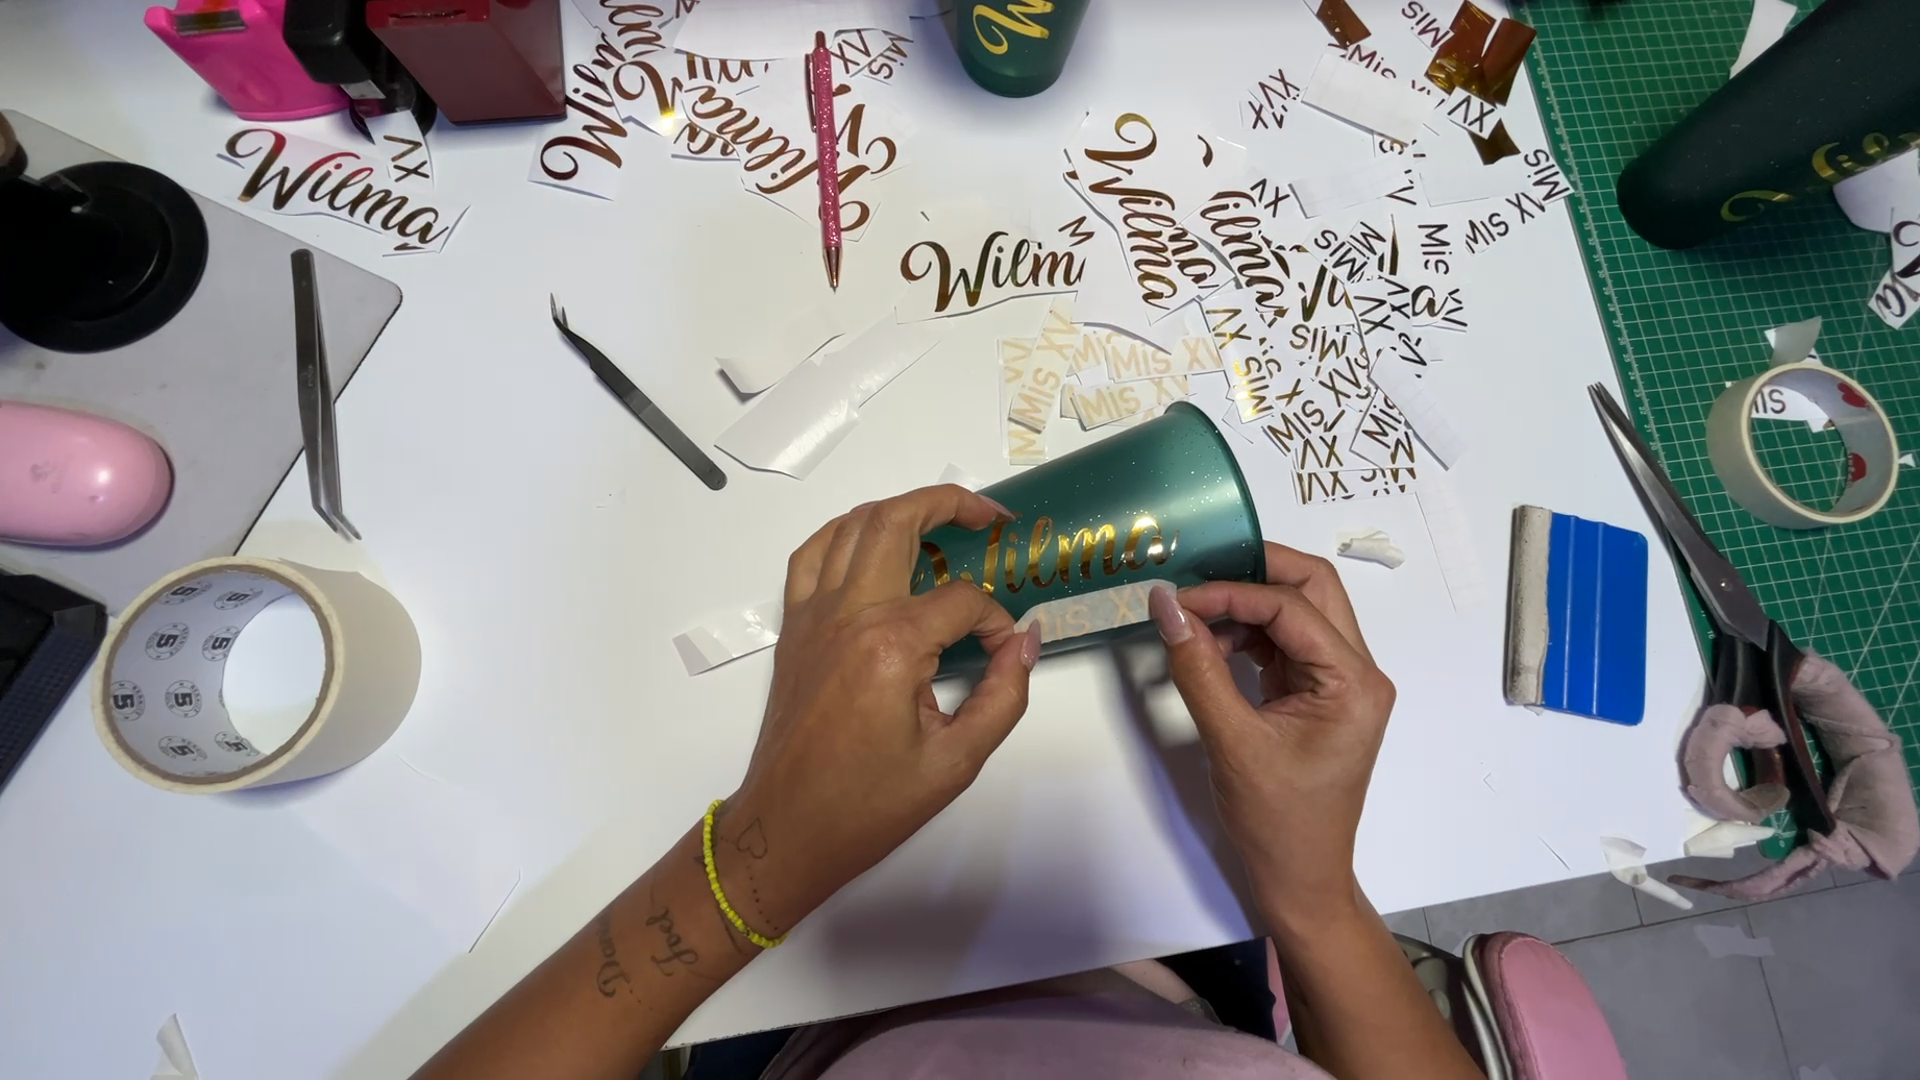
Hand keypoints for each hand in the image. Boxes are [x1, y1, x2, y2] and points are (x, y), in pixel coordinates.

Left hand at [712, 485, 1042, 942]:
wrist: (786, 829)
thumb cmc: (870, 805)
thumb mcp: (955, 762)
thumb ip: (1004, 695)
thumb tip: (1026, 640)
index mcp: (891, 645)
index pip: (961, 601)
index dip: (995, 621)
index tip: (1004, 650)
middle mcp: (848, 612)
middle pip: (898, 522)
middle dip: (950, 504)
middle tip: (990, 515)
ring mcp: (813, 613)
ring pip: (853, 525)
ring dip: (900, 509)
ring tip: (940, 519)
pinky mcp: (794, 625)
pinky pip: (812, 554)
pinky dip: (845, 533)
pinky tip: (872, 543)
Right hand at [1147, 543, 1394, 926]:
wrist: (1299, 875)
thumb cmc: (1275, 818)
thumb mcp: (1230, 740)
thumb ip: (1196, 666)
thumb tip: (1164, 604)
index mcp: (1353, 682)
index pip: (1292, 607)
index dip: (1231, 593)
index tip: (1177, 598)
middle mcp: (1356, 671)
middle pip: (1312, 588)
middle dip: (1254, 570)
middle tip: (1197, 570)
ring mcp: (1337, 680)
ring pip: (1298, 608)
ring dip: (1246, 602)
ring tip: (1194, 613)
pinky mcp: (1314, 690)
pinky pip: (1282, 639)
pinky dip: (1245, 631)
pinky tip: (1209, 643)